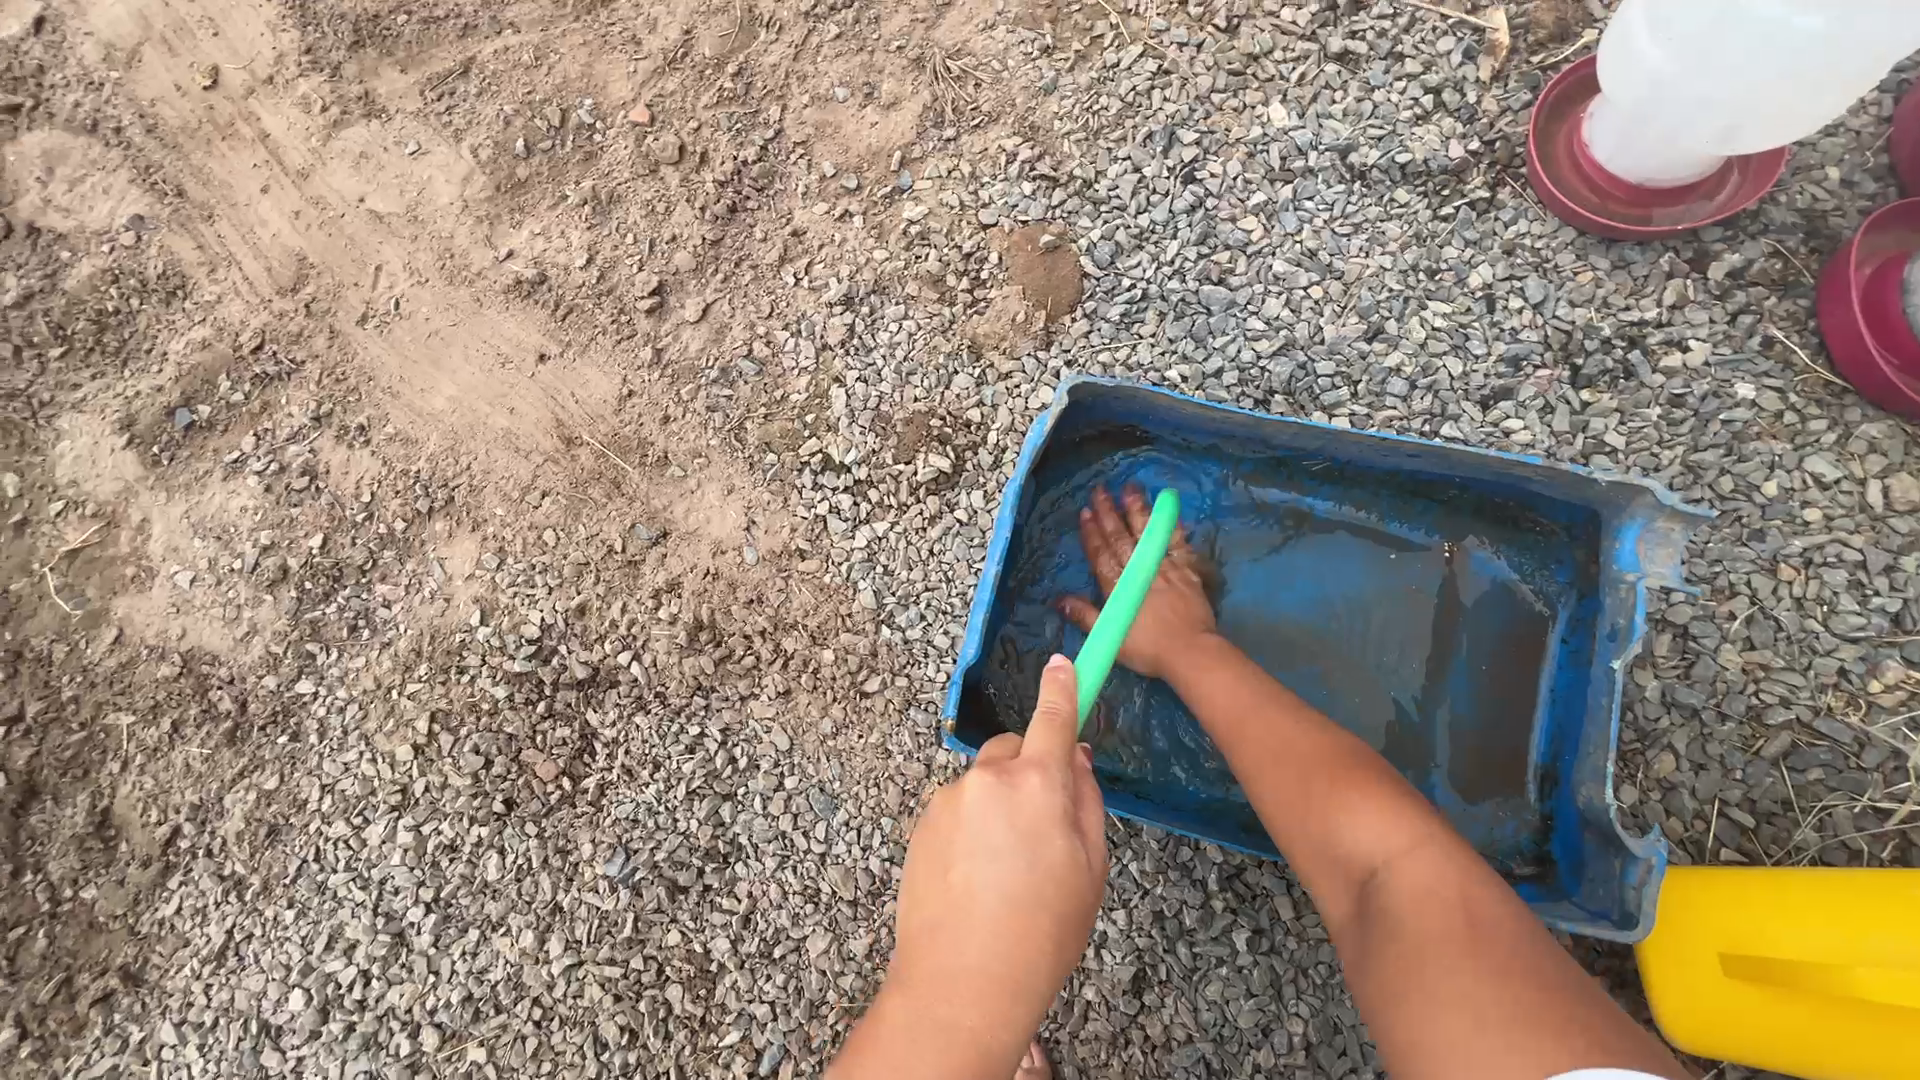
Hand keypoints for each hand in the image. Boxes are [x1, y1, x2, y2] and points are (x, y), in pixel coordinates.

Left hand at [831, 656, 1105, 1079]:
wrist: (961, 981)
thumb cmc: (1042, 932)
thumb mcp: (1090, 868)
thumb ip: (1084, 800)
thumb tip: (1074, 756)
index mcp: (1038, 783)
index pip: (1053, 717)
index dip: (1061, 686)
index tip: (1061, 662)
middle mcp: (989, 777)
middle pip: (1014, 750)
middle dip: (1029, 770)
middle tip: (1040, 826)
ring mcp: (949, 798)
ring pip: (984, 783)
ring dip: (997, 805)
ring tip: (1003, 869)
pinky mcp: (922, 821)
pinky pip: (957, 808)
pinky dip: (970, 826)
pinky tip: (974, 875)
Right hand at [1059, 483, 1217, 680]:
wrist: (1189, 651)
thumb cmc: (1147, 648)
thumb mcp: (1108, 635)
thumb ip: (1083, 615)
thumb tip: (1057, 600)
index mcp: (1117, 586)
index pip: (1100, 554)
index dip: (1091, 533)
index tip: (1085, 511)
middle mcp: (1138, 570)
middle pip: (1120, 537)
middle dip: (1109, 513)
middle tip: (1101, 490)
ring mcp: (1164, 567)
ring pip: (1146, 533)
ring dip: (1137, 510)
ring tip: (1130, 488)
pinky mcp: (1187, 570)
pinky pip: (1177, 542)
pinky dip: (1171, 525)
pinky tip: (1168, 510)